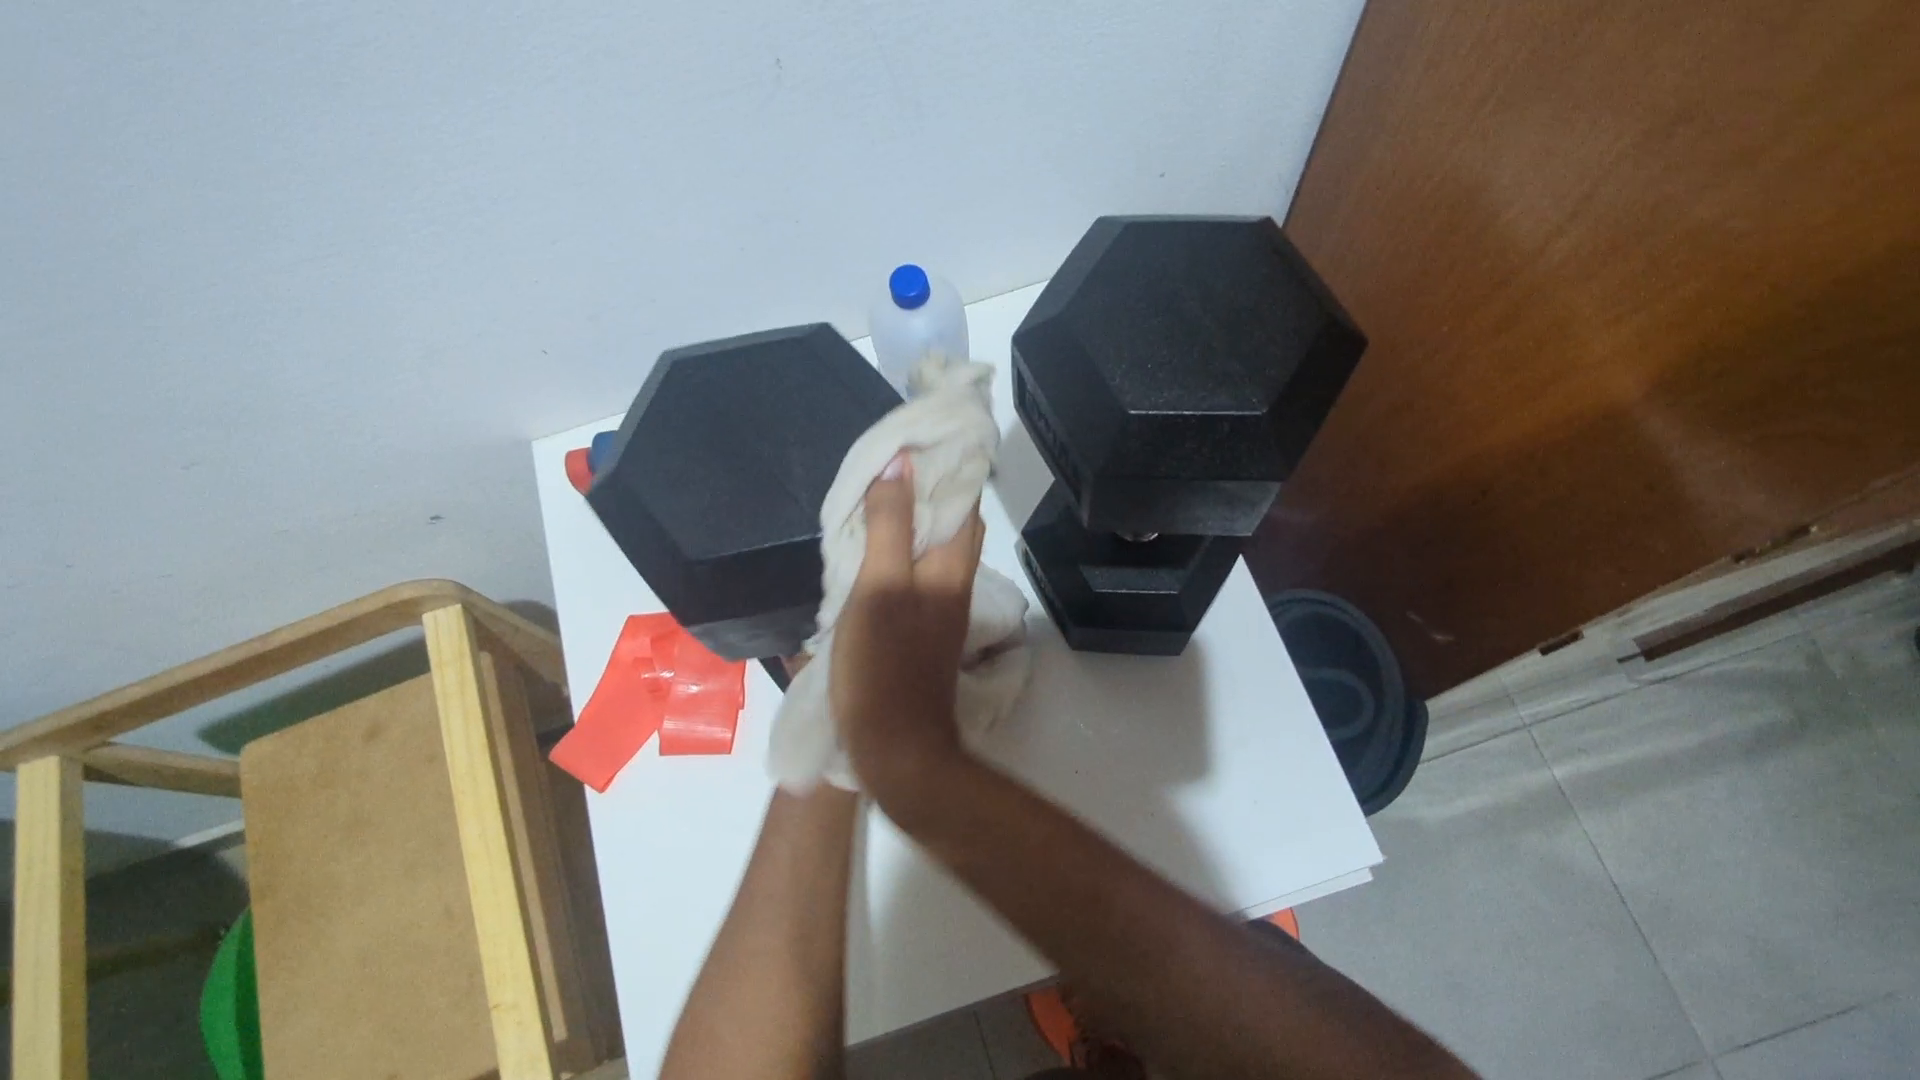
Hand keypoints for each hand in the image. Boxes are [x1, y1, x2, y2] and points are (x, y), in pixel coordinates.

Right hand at [830, 452, 984, 802]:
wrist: (896, 746)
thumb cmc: (883, 663)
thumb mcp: (879, 586)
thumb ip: (890, 525)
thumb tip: (901, 461)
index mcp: (951, 566)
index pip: (964, 498)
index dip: (948, 463)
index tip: (920, 432)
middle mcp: (954, 582)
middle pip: (952, 522)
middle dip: (930, 487)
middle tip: (891, 458)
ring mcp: (939, 609)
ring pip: (934, 548)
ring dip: (913, 519)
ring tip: (877, 494)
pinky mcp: (920, 630)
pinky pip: (916, 574)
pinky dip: (900, 550)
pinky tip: (871, 550)